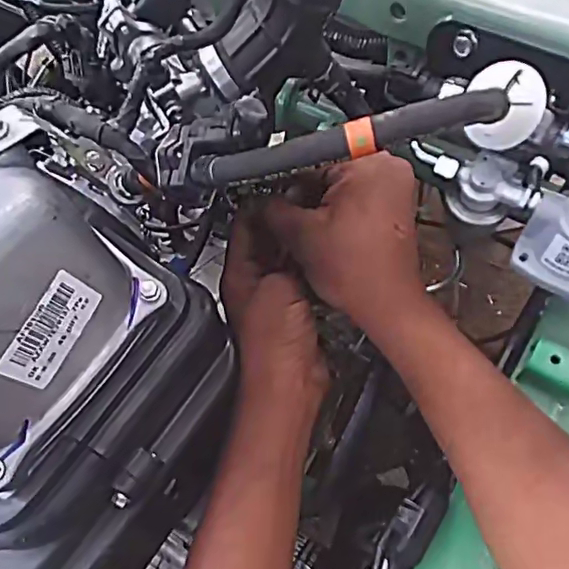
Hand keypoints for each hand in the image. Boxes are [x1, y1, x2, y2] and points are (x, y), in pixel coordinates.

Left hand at [221, 208, 328, 407]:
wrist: (292, 380)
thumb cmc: (274, 344)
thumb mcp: (279, 284)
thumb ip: (285, 255)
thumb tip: (292, 233)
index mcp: (239, 274)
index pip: (246, 225)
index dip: (263, 203)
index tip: (282, 188)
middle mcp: (256, 284)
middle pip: (270, 241)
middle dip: (288, 222)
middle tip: (309, 204)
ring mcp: (278, 298)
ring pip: (291, 259)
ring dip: (304, 245)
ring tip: (321, 227)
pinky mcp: (299, 312)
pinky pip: (308, 280)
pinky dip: (317, 268)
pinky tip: (329, 259)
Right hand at [262, 152, 426, 328]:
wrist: (387, 303)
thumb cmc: (359, 274)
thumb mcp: (301, 235)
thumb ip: (273, 208)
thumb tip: (259, 199)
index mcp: (369, 164)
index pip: (311, 152)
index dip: (283, 173)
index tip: (269, 185)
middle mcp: (389, 167)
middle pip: (329, 164)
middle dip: (303, 189)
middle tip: (285, 211)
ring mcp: (396, 185)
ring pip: (342, 181)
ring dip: (319, 200)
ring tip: (308, 227)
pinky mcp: (395, 204)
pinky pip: (357, 195)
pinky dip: (337, 209)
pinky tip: (325, 231)